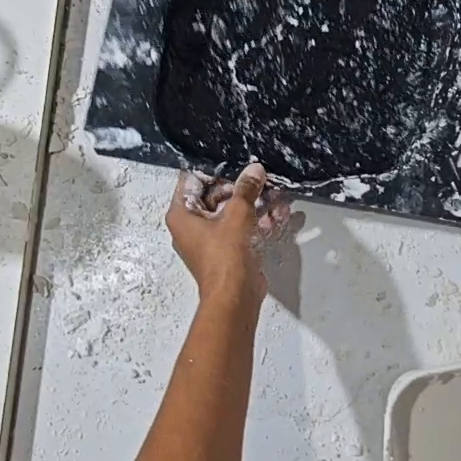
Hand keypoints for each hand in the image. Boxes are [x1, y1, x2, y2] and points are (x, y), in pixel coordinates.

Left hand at [166, 163, 293, 305]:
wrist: (235, 296)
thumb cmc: (226, 255)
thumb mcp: (238, 214)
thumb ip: (246, 188)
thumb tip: (254, 170)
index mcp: (181, 215)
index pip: (193, 180)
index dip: (214, 169)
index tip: (236, 163)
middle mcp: (191, 226)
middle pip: (215, 195)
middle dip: (241, 188)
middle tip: (262, 178)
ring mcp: (209, 240)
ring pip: (231, 212)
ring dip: (254, 204)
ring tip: (277, 195)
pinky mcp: (227, 251)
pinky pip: (240, 228)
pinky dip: (256, 222)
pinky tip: (279, 215)